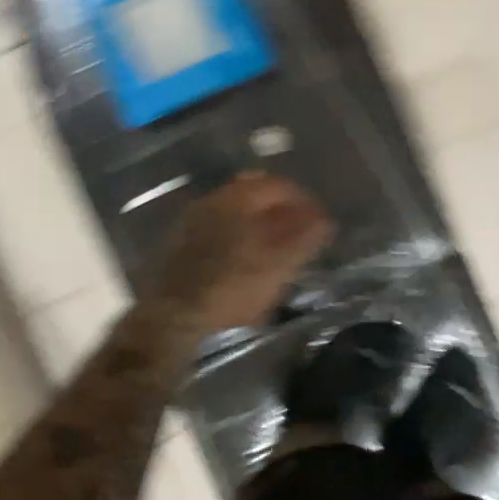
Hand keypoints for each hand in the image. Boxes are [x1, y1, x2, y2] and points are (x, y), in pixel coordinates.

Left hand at [148, 172, 333, 331]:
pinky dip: (235, 236)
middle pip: (253, 193)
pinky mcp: (177, 243)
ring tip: (273, 245)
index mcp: (238, 199)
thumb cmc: (231, 287)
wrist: (173, 314)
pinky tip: (242, 259)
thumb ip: (304, 240)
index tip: (318, 219)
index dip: (304, 200)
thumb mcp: (277, 267)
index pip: (279, 185)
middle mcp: (212, 201)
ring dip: (255, 222)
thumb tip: (325, 220)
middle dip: (278, 208)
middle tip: (297, 228)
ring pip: (232, 210)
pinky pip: (215, 228)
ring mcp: (191, 220)